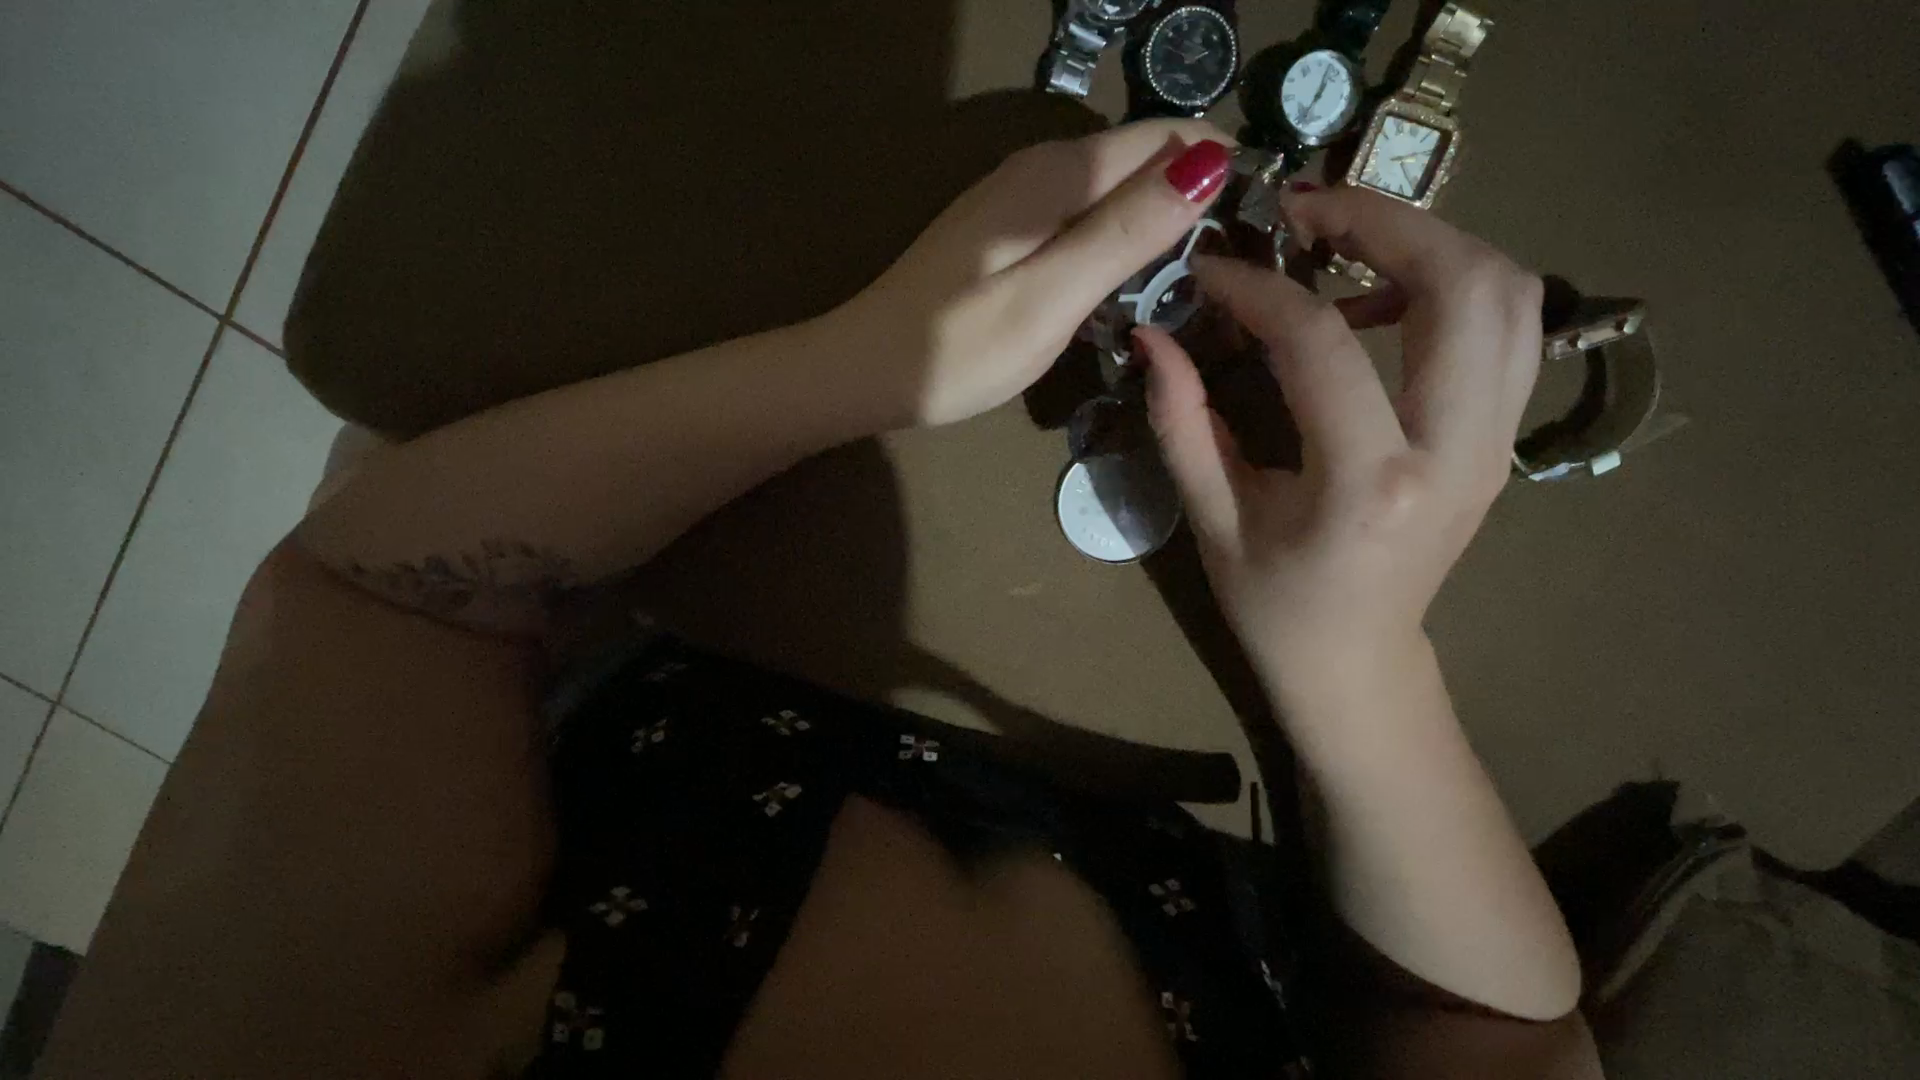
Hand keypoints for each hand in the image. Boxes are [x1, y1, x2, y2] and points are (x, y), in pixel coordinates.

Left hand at [835, 122, 1234, 428]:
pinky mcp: (1004, 235)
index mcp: (1057, 175)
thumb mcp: (1054, 294)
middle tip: (1234, 264)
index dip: (1218, 169)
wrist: (867, 371)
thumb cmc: (960, 347)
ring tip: (1195, 278)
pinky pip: (1081, 219)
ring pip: (1111, 191)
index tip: (1258, 226)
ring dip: (1154, 222)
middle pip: (1139, 160)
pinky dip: (1113, 243)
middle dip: (1191, 195)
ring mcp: (1016, 202)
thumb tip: (1212, 160)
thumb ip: (1128, 230)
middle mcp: (1039, 171)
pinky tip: (1125, 284)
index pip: (1165, 139)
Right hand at [1135, 187, 1543, 688]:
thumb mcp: (1213, 520)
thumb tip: (1152, 336)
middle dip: (1383, 220)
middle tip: (1305, 211)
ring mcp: (1498, 442)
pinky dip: (1456, 284)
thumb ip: (1182, 423)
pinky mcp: (1504, 437)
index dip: (1258, 289)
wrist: (1357, 662)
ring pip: (1511, 293)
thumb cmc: (1274, 606)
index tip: (1211, 268)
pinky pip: (1511, 328)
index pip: (1321, 342)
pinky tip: (1385, 299)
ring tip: (1347, 243)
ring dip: (1432, 242)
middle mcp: (1456, 452)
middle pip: (1464, 284)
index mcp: (1368, 483)